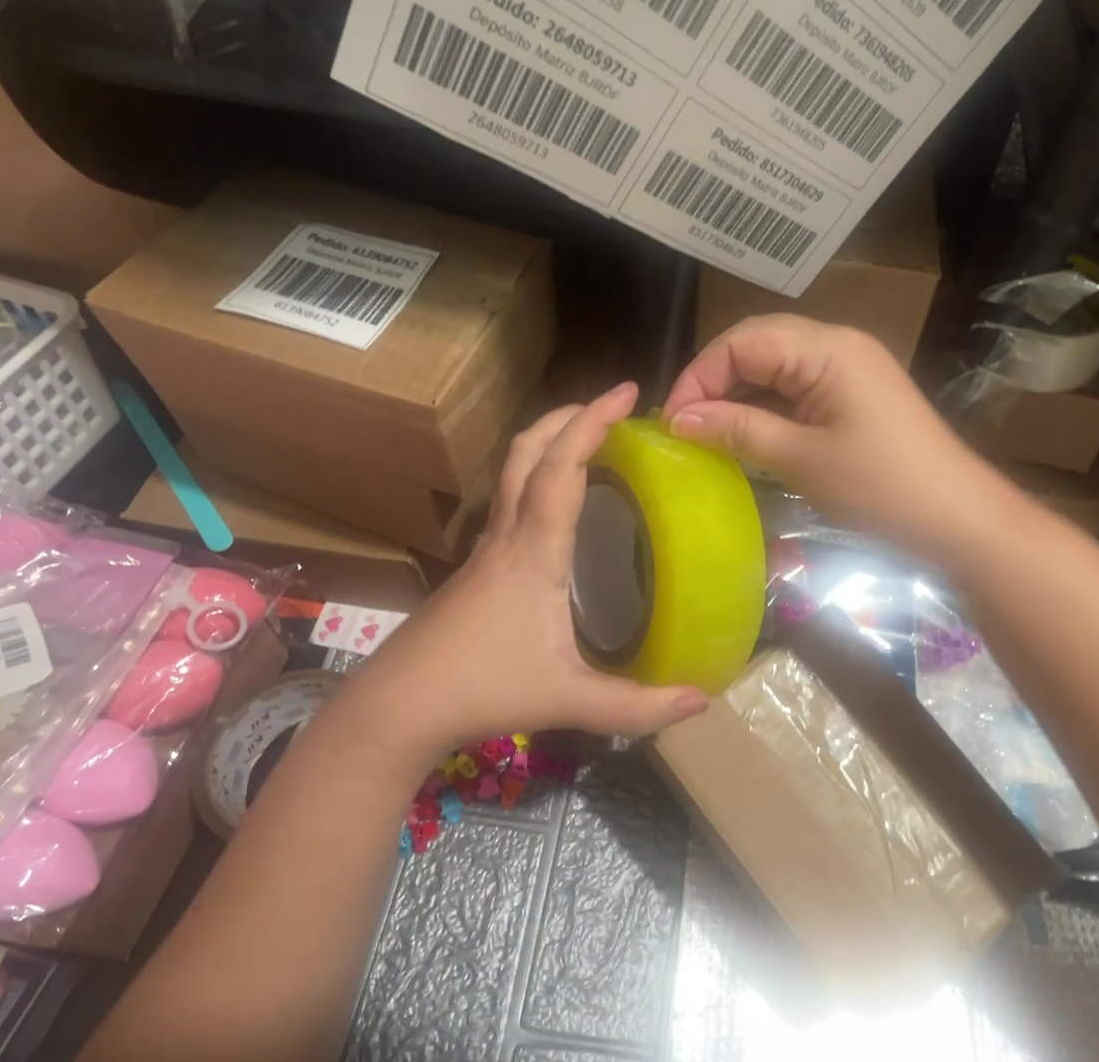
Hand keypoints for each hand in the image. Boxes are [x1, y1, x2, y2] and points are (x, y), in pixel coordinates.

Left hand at [343, 383, 707, 754]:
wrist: (398, 706)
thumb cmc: (482, 690)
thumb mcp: (567, 700)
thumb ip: (637, 707)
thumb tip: (701, 703)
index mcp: (533, 553)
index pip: (561, 468)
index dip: (591, 423)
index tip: (626, 392)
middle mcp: (506, 539)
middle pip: (527, 453)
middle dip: (566, 417)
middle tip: (609, 406)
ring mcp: (485, 552)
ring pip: (513, 475)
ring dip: (549, 445)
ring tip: (590, 444)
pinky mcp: (475, 570)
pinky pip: (511, 504)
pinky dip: (539, 481)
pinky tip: (560, 512)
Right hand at [661, 314, 1002, 558]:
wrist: (959, 520)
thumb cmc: (882, 487)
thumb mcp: (802, 459)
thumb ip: (739, 430)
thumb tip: (678, 419)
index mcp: (827, 348)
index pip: (742, 341)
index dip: (700, 376)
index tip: (672, 422)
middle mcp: (837, 345)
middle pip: (757, 346)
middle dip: (714, 382)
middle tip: (684, 427)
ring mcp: (848, 370)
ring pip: (775, 368)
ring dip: (738, 396)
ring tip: (706, 435)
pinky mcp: (853, 398)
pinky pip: (797, 389)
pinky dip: (766, 409)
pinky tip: (744, 437)